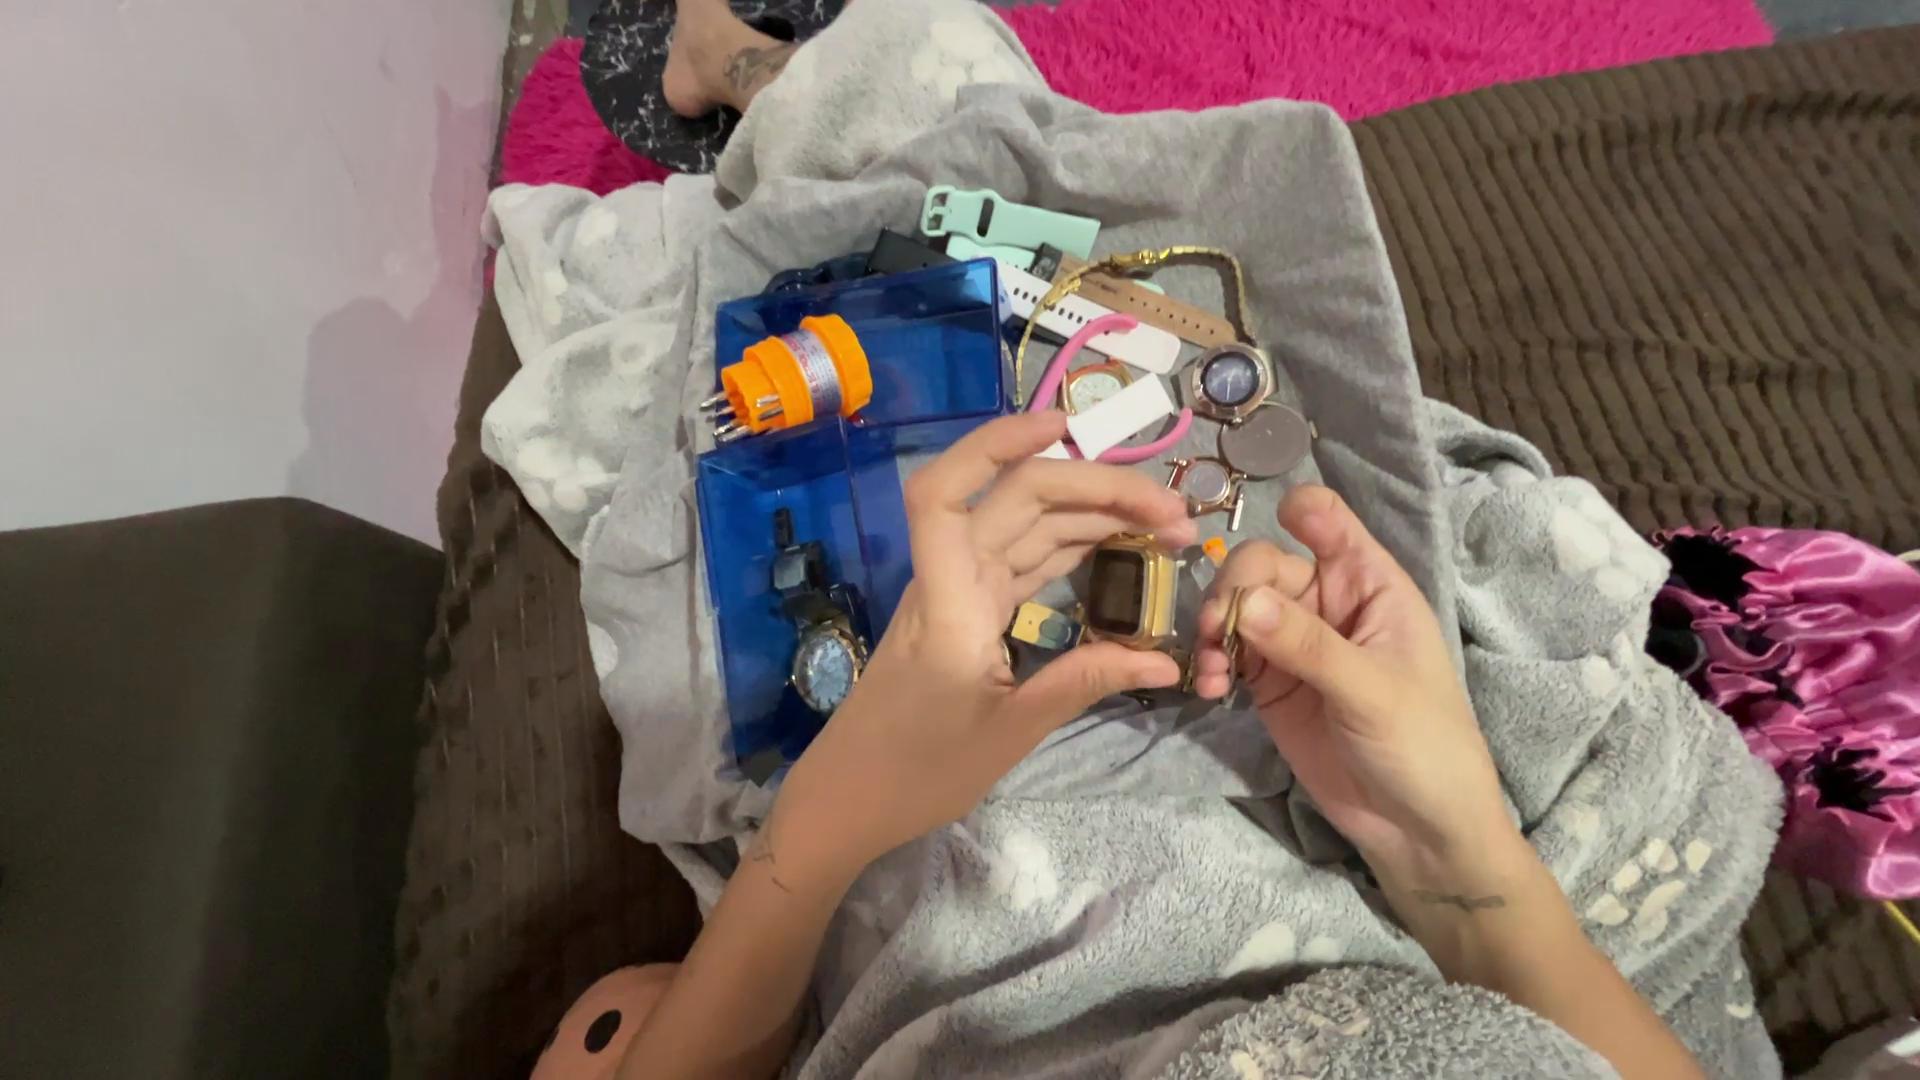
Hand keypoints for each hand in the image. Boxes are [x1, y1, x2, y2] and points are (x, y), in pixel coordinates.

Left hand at [770, 412, 1197, 881]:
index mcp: (949, 601)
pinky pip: (1022, 560)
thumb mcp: (1009, 732)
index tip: (1063, 425)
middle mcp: (950, 578)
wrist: (852, 796)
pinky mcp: (967, 610)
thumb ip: (1084, 683)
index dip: (994, 443)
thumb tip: (1164, 663)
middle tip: (1176, 515)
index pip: (945, 494)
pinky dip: (1068, 548)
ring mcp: (958, 591)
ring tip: (1164, 528)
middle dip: (1097, 489)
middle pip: (1016, 500)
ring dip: (1091, 516)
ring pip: (1025, 527)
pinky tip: (1113, 548)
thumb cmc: (917, 770)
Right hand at [1191, 486, 1515, 885]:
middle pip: (1261, 564)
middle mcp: (1324, 602)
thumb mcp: (1374, 692)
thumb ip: (1309, 645)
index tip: (1266, 541)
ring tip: (1214, 671)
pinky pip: (1226, 651)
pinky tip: (1212, 690)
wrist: (1415, 830)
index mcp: (1367, 584)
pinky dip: (1211, 663)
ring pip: (1234, 606)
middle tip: (1218, 633)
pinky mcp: (1266, 678)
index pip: (1327, 521)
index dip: (1295, 514)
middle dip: (1231, 591)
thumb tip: (1243, 602)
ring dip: (1213, 629)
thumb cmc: (1423, 747)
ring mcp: (1291, 640)